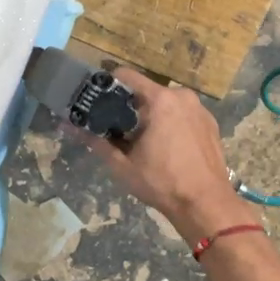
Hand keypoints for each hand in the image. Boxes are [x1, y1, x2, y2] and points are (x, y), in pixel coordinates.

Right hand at [83, 68, 256, 242]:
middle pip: (147, 91)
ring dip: (151, 116)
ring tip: (142, 141)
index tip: (97, 101)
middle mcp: (182, 96)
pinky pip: (183, 115)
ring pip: (166, 104)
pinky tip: (166, 148)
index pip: (126, 76)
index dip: (108, 86)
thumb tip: (69, 126)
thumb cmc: (161, 182)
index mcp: (160, 100)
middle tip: (117, 129)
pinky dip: (171, 124)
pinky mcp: (210, 123)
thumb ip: (96, 141)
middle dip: (130, 106)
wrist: (205, 203)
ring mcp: (200, 109)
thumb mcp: (123, 165)